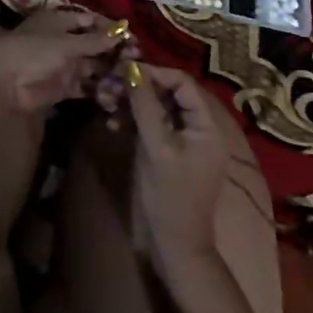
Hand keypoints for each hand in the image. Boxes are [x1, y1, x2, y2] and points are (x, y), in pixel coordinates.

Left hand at [0, 7, 125, 112]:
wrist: (5, 82)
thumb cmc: (32, 52)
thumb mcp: (65, 43)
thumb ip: (94, 40)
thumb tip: (122, 31)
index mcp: (58, 21)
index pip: (89, 21)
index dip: (110, 28)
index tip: (133, 37)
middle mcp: (62, 41)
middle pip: (93, 45)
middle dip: (114, 53)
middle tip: (138, 61)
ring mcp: (62, 64)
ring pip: (92, 66)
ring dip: (109, 72)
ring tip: (131, 79)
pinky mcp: (62, 86)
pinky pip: (85, 86)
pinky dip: (99, 90)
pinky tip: (115, 95)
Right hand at [128, 62, 229, 264]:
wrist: (174, 241)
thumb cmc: (171, 194)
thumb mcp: (157, 147)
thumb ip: (146, 107)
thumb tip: (133, 71)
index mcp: (207, 126)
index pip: (183, 84)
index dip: (155, 73)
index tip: (124, 70)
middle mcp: (197, 128)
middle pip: (169, 93)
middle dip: (139, 87)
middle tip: (109, 85)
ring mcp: (181, 140)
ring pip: (156, 107)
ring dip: (131, 102)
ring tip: (105, 102)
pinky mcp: (166, 151)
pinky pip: (150, 124)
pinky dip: (131, 120)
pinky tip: (111, 123)